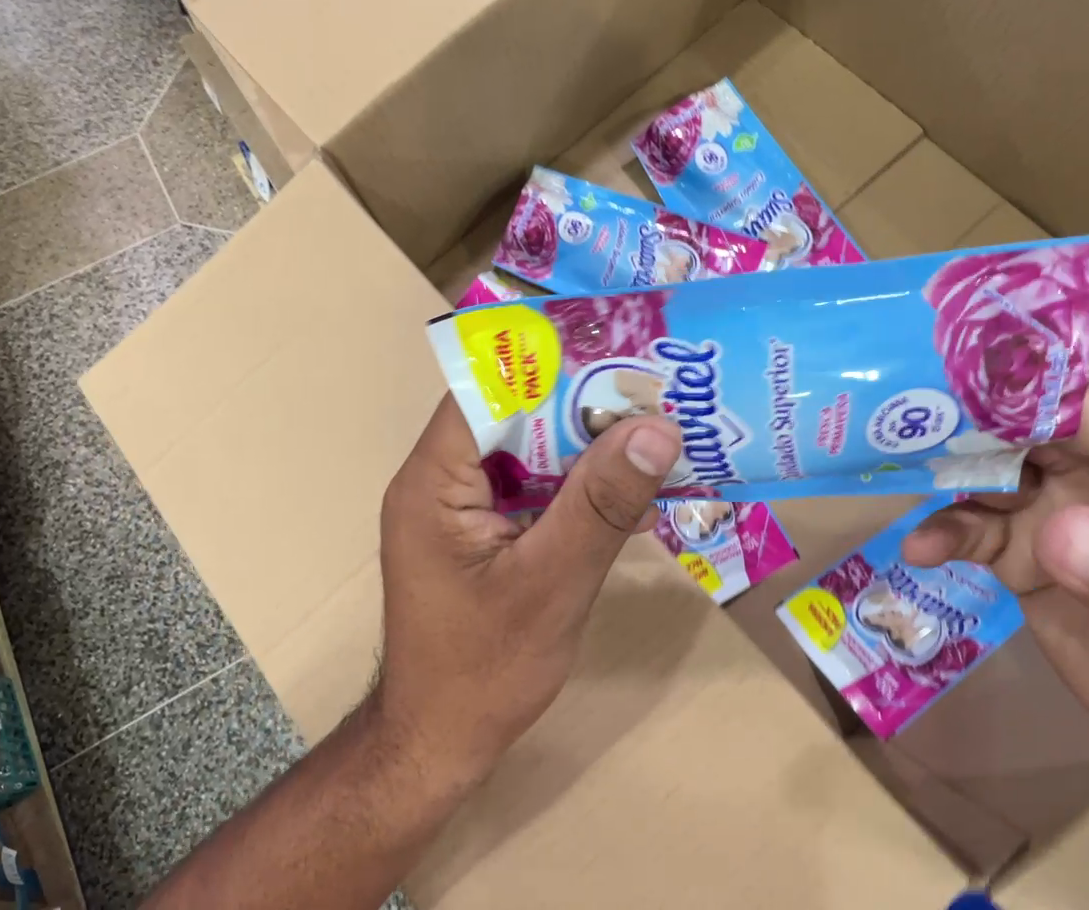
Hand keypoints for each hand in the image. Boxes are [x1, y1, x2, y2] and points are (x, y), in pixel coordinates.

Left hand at [373, 397, 679, 786]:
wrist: (440, 743)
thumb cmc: (482, 671)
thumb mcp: (550, 585)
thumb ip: (599, 506)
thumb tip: (654, 428)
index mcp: (432, 481)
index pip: (484, 392)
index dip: (549, 364)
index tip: (616, 345)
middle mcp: (438, 481)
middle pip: (510, 416)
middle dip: (580, 402)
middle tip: (655, 381)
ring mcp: (459, 508)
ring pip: (527, 451)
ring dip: (585, 443)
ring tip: (656, 420)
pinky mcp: (481, 533)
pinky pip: (532, 488)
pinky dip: (577, 484)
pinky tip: (630, 482)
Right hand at [901, 389, 1088, 809]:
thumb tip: (1059, 530)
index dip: (1053, 404)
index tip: (979, 389)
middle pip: (1042, 442)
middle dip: (979, 429)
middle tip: (910, 421)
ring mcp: (1072, 526)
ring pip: (999, 481)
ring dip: (950, 479)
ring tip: (898, 479)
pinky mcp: (1032, 563)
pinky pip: (979, 536)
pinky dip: (945, 535)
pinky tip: (919, 549)